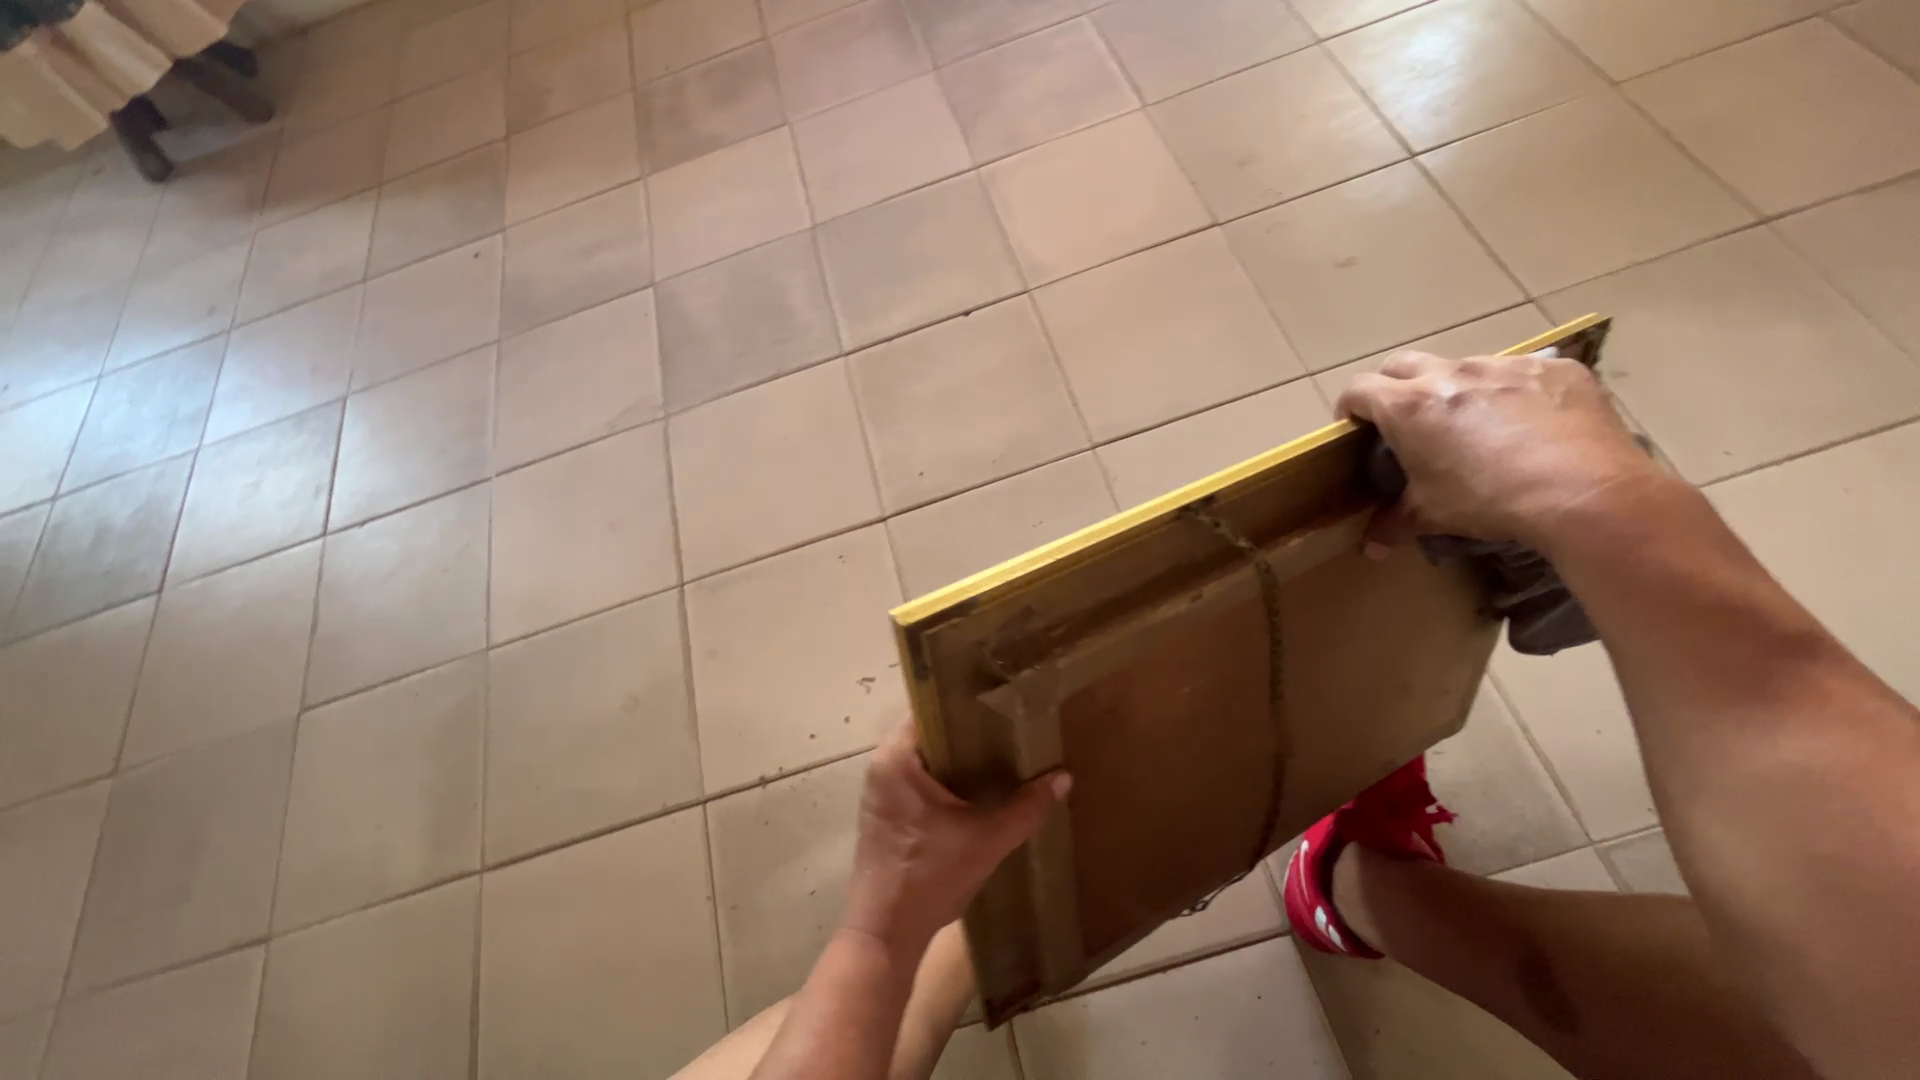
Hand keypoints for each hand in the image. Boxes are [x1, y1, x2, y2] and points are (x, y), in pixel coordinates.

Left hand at [841, 723, 1070, 954]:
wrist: (887, 935)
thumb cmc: (930, 879)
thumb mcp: (986, 841)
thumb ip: (1026, 808)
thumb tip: (1063, 777)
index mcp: (897, 759)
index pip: (931, 709)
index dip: (965, 703)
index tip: (1000, 702)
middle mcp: (882, 767)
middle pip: (930, 733)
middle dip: (968, 732)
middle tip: (1010, 726)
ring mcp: (881, 792)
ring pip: (925, 759)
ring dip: (958, 759)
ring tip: (1001, 753)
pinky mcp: (886, 814)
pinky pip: (918, 781)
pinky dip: (946, 780)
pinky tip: (978, 790)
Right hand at [1338, 350, 1668, 551]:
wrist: (1586, 493)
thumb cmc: (1490, 501)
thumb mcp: (1432, 515)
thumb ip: (1395, 523)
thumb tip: (1370, 548)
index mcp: (1410, 406)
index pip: (1358, 390)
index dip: (1349, 407)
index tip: (1355, 428)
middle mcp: (1451, 374)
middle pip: (1401, 364)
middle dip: (1393, 387)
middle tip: (1405, 420)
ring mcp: (1506, 366)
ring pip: (1463, 365)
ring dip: (1455, 388)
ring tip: (1473, 424)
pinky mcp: (1556, 368)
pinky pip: (1521, 372)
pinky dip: (1512, 392)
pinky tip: (1529, 425)